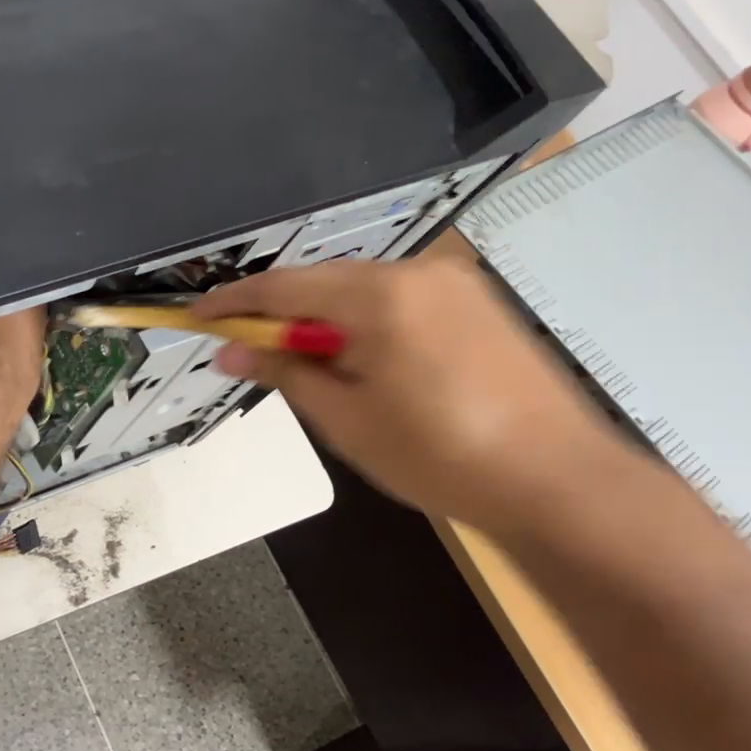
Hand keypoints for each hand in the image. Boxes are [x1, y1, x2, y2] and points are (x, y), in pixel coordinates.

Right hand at [193, 258, 630, 530]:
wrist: (553, 477)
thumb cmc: (436, 455)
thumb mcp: (344, 419)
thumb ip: (284, 372)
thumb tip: (229, 351)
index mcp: (379, 298)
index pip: (283, 287)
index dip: (233, 302)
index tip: (196, 319)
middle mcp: (417, 273)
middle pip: (322, 280)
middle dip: (277, 312)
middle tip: (242, 348)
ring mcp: (452, 285)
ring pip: (359, 289)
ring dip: (319, 319)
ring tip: (299, 363)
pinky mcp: (473, 303)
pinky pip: (395, 299)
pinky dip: (359, 322)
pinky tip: (353, 360)